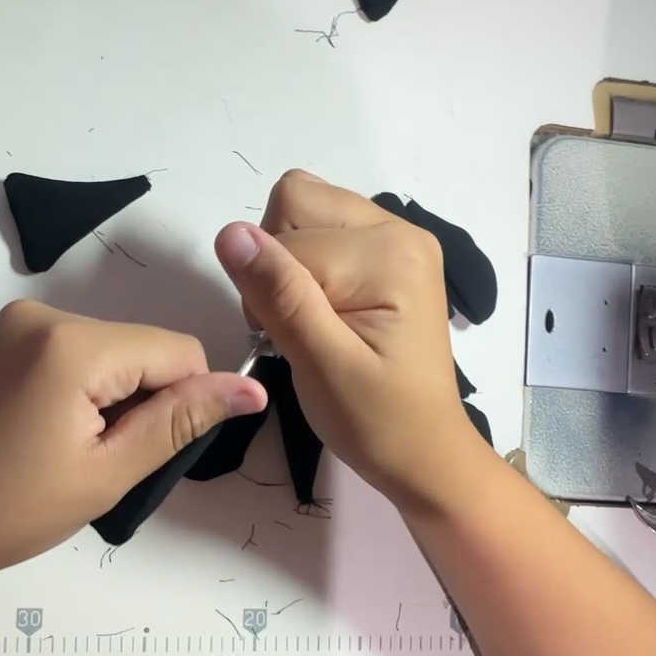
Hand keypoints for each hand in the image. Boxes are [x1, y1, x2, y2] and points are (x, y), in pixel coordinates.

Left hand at [0, 301, 266, 616]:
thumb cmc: (3, 513)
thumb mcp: (104, 473)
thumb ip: (180, 423)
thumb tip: (251, 388)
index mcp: (74, 343)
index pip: (179, 351)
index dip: (186, 404)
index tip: (150, 457)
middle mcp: (45, 315)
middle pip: (142, 350)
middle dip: (144, 405)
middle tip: (99, 466)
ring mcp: (15, 326)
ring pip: (110, 356)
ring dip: (112, 403)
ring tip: (68, 457)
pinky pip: (72, 358)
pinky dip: (81, 395)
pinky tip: (48, 439)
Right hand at [214, 170, 484, 508]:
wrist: (423, 454)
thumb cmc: (375, 420)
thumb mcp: (320, 363)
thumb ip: (278, 294)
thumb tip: (231, 234)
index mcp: (389, 252)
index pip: (286, 238)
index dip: (265, 290)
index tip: (282, 340)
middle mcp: (398, 229)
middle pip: (296, 201)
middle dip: (276, 261)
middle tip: (294, 324)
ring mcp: (396, 239)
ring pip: (305, 212)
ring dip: (288, 263)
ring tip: (308, 319)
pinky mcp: (388, 255)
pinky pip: (323, 232)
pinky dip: (305, 266)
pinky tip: (320, 311)